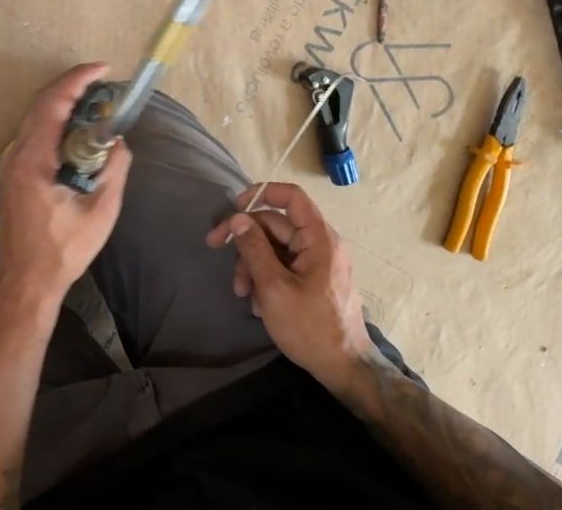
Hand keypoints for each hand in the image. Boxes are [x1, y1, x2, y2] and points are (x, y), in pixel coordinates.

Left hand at [0, 63, 130, 304]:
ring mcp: (13, 164)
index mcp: (35, 159)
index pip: (53, 104)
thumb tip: (119, 142)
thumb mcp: (100, 212)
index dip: (77, 80)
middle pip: (42, 105)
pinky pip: (35, 134)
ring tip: (94, 99)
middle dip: (72, 86)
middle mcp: (18, 155)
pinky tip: (77, 129)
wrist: (25, 282)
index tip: (102, 69)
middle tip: (102, 81)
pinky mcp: (16, 174)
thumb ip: (114, 171)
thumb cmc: (63, 250)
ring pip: (36, 118)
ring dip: (64, 103)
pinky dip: (56, 120)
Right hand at [204, 182, 378, 392]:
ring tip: (243, 293)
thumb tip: (238, 219)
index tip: (234, 207)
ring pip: (275, 248)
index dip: (261, 193)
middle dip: (246, 241)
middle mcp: (320, 243)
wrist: (345, 368)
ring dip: (253, 264)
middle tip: (215, 250)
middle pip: (275, 225)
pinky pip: (284, 266)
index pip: (291, 196)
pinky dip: (267, 278)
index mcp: (318, 238)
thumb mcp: (274, 288)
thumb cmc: (310, 327)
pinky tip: (259, 304)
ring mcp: (318, 262)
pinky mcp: (314, 280)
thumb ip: (254, 249)